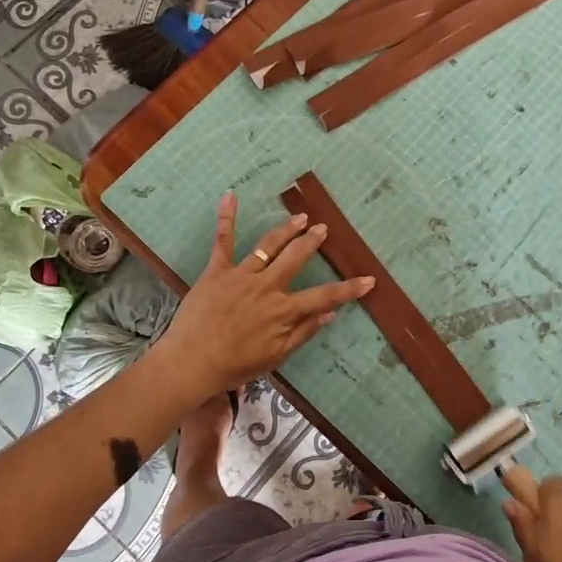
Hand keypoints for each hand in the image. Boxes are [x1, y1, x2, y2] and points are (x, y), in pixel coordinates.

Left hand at [147, 192, 372, 399]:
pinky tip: (230, 196)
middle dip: (312, 242)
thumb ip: (303, 333)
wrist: (192, 362)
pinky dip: (227, 218)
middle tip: (323, 229)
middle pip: (296, 258)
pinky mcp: (217, 270)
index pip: (324, 296)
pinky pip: (223, 241)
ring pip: (269, 246)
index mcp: (284, 310)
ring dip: (286, 229)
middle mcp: (267, 287)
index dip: (348, 288)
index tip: (368, 279)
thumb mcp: (276, 356)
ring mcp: (241, 275)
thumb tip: (330, 314)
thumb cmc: (235, 365)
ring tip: (300, 218)